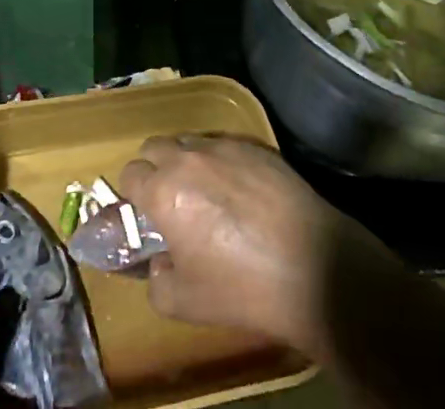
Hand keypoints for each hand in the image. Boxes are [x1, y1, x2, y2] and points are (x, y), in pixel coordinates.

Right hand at [119, 134, 379, 353]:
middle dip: (154, 169)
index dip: (133, 194)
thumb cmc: (242, 288)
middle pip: (154, 147)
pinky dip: (221, 161)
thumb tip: (161, 260)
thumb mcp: (182, 303)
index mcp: (163, 192)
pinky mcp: (257, 147)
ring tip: (207, 192)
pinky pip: (225, 144)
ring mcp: (225, 147)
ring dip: (186, 161)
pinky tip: (241, 190)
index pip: (130, 174)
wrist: (314, 268)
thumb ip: (155, 278)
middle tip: (170, 200)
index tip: (145, 214)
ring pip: (190, 141)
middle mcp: (189, 159)